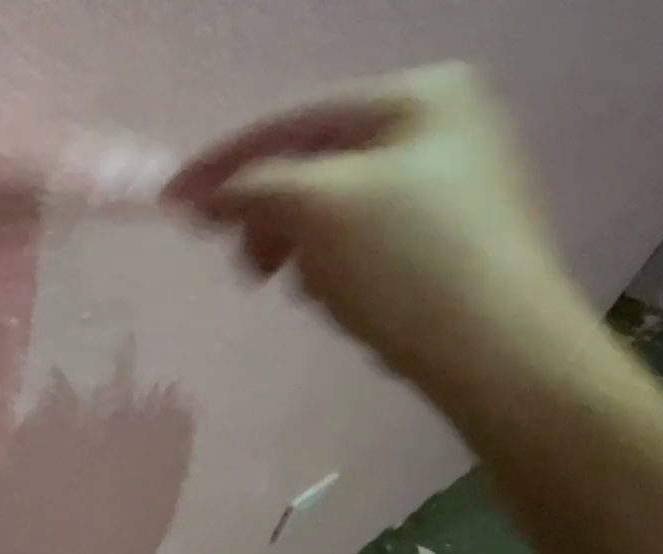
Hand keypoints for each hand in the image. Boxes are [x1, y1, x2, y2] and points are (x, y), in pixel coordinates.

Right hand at [165, 62, 584, 384]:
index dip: (221, 163)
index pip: (291, 122)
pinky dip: (325, 264)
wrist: (493, 349)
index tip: (168, 203)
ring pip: (325, 208)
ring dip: (294, 247)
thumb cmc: (405, 263)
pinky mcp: (440, 235)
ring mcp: (442, 181)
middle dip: (265, 216)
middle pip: (308, 167)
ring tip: (293, 285)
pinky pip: (351, 238)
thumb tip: (201, 199)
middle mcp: (436, 125)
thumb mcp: (315, 207)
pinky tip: (332, 294)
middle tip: (245, 264)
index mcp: (417, 96)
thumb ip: (249, 188)